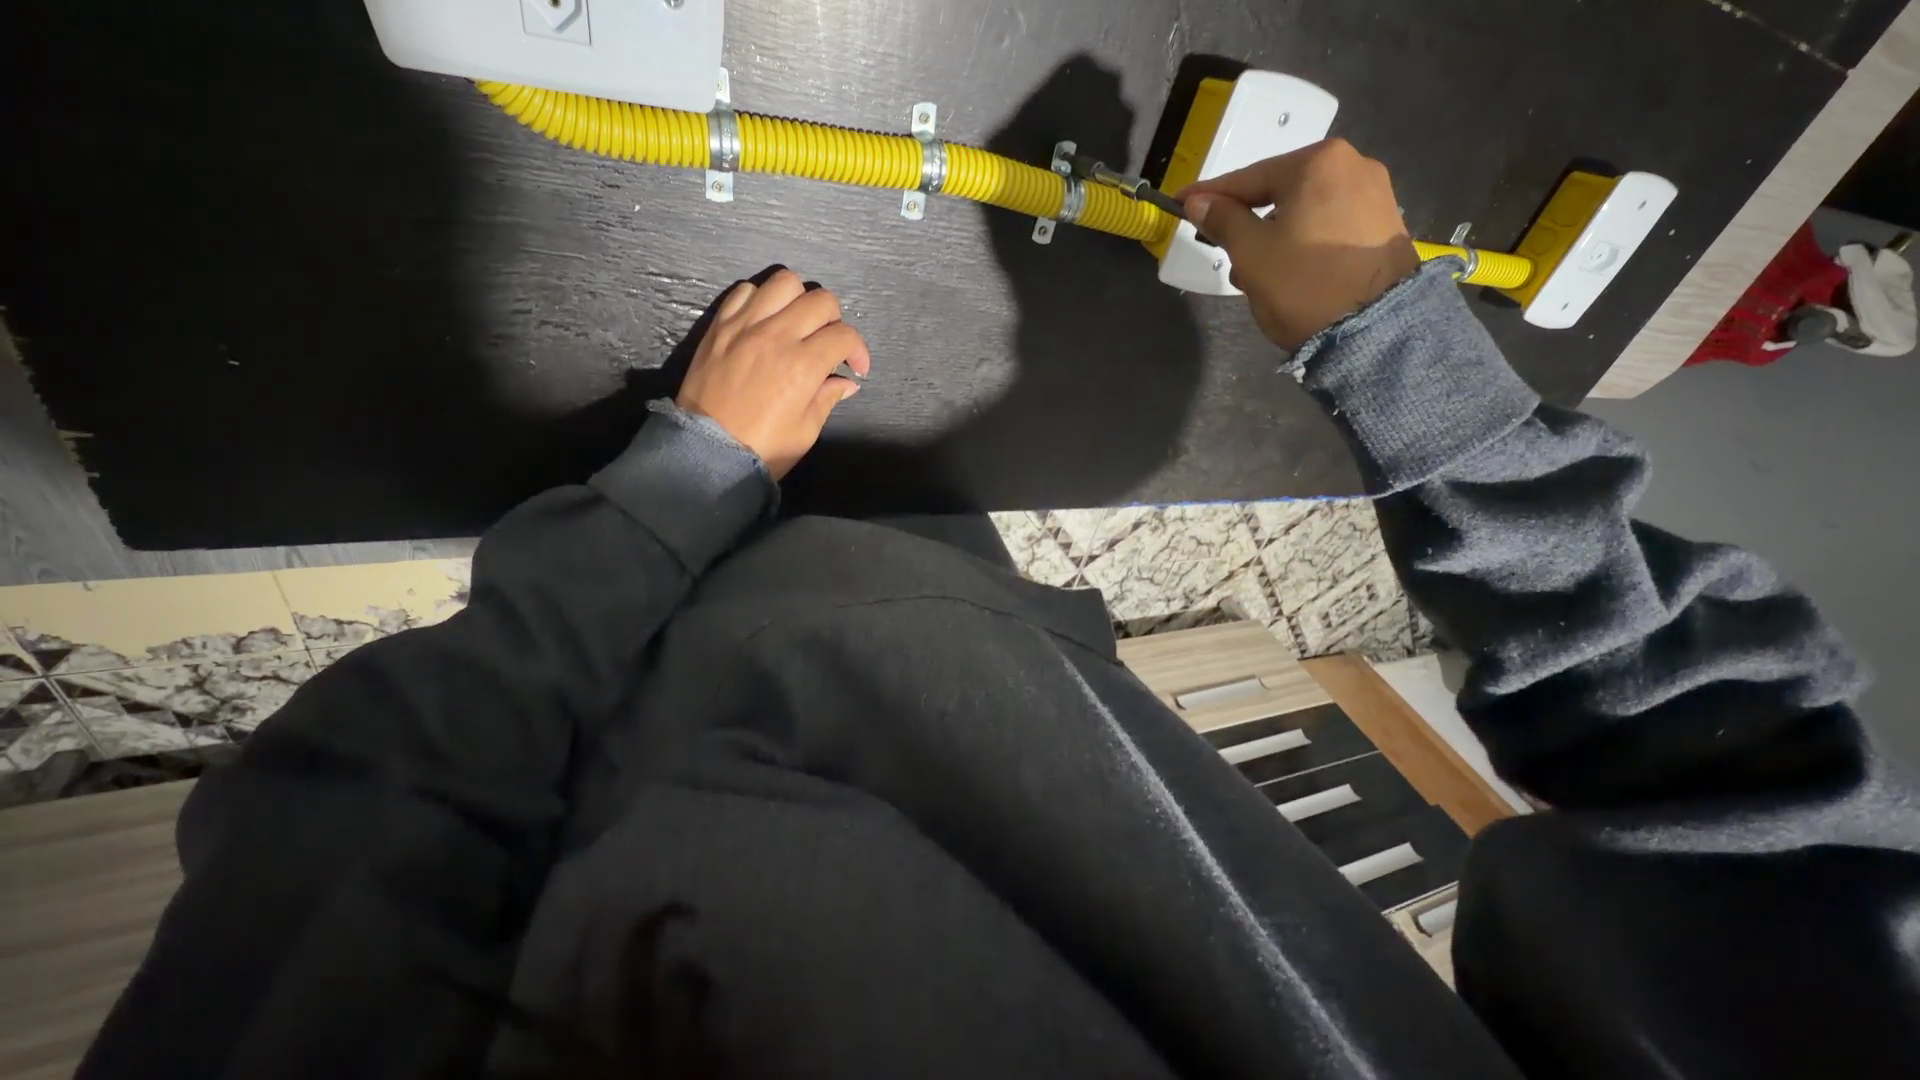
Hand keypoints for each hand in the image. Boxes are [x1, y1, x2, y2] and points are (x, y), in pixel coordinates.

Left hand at [676, 270, 870, 478]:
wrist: (705, 450)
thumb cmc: (763, 447)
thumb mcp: (805, 431)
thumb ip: (827, 398)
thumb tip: (846, 382)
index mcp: (804, 364)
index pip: (844, 335)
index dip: (859, 350)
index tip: (856, 368)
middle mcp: (777, 334)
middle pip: (820, 300)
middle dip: (835, 320)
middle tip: (828, 343)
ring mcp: (746, 325)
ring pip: (785, 282)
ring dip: (799, 298)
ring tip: (797, 321)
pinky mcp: (721, 324)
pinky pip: (746, 290)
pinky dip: (762, 299)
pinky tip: (765, 320)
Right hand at [1179, 139, 1421, 349]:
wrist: (1373, 330)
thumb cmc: (1303, 284)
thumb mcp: (1251, 253)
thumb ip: (1223, 220)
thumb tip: (1199, 201)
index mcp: (1317, 162)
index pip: (1248, 178)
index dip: (1209, 195)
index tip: (1180, 203)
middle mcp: (1353, 164)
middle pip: (1279, 191)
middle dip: (1246, 221)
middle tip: (1219, 247)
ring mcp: (1375, 194)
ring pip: (1303, 210)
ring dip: (1273, 235)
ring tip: (1254, 272)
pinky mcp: (1386, 224)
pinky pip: (1328, 224)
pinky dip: (1302, 241)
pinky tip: (1288, 270)